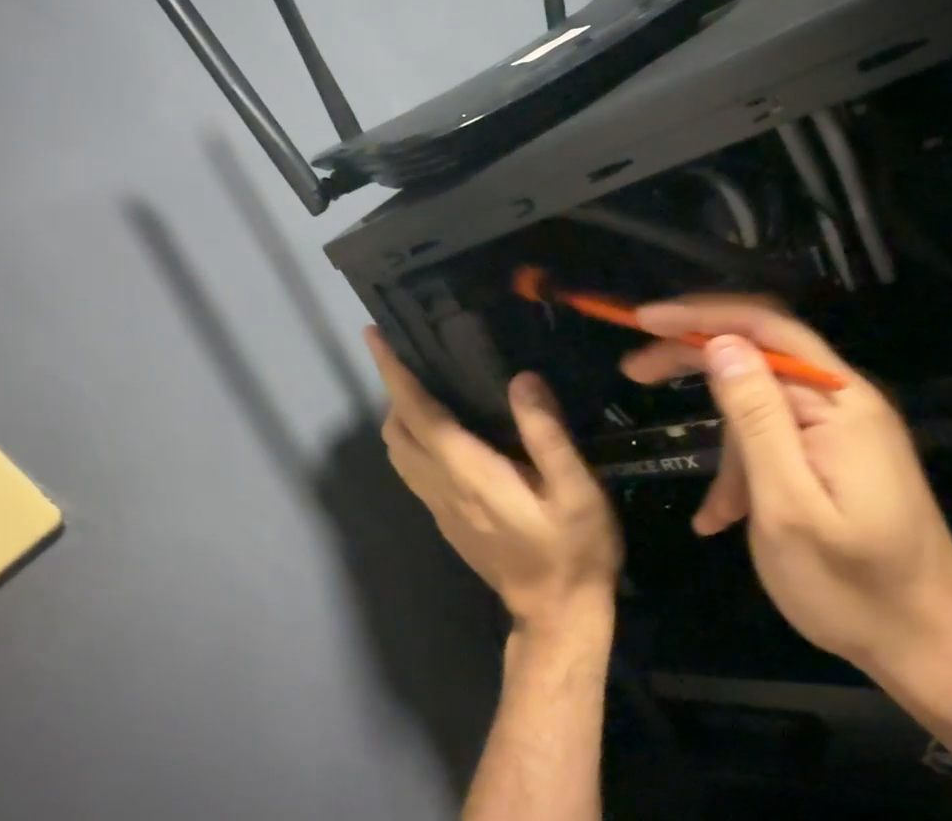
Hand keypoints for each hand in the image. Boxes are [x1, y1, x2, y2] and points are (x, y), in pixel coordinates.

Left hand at [367, 327, 621, 634]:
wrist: (558, 614)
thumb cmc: (573, 549)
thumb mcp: (575, 488)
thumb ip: (546, 433)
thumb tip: (521, 379)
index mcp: (469, 474)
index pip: (418, 415)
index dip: (393, 374)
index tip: (375, 337)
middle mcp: (443, 489)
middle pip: (397, 433)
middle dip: (394, 390)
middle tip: (413, 356)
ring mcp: (441, 510)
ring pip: (400, 455)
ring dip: (401, 417)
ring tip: (426, 386)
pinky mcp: (449, 523)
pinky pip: (415, 472)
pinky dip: (415, 441)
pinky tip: (445, 432)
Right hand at [621, 298, 951, 669]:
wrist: (927, 643)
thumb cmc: (852, 585)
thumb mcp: (787, 505)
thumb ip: (755, 419)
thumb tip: (722, 343)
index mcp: (840, 402)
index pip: (765, 328)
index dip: (700, 315)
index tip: (642, 321)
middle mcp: (845, 401)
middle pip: (760, 353)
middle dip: (695, 356)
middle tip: (634, 369)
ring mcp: (844, 430)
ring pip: (764, 408)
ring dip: (726, 447)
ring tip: (710, 513)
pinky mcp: (838, 458)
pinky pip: (779, 443)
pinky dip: (746, 472)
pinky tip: (724, 520)